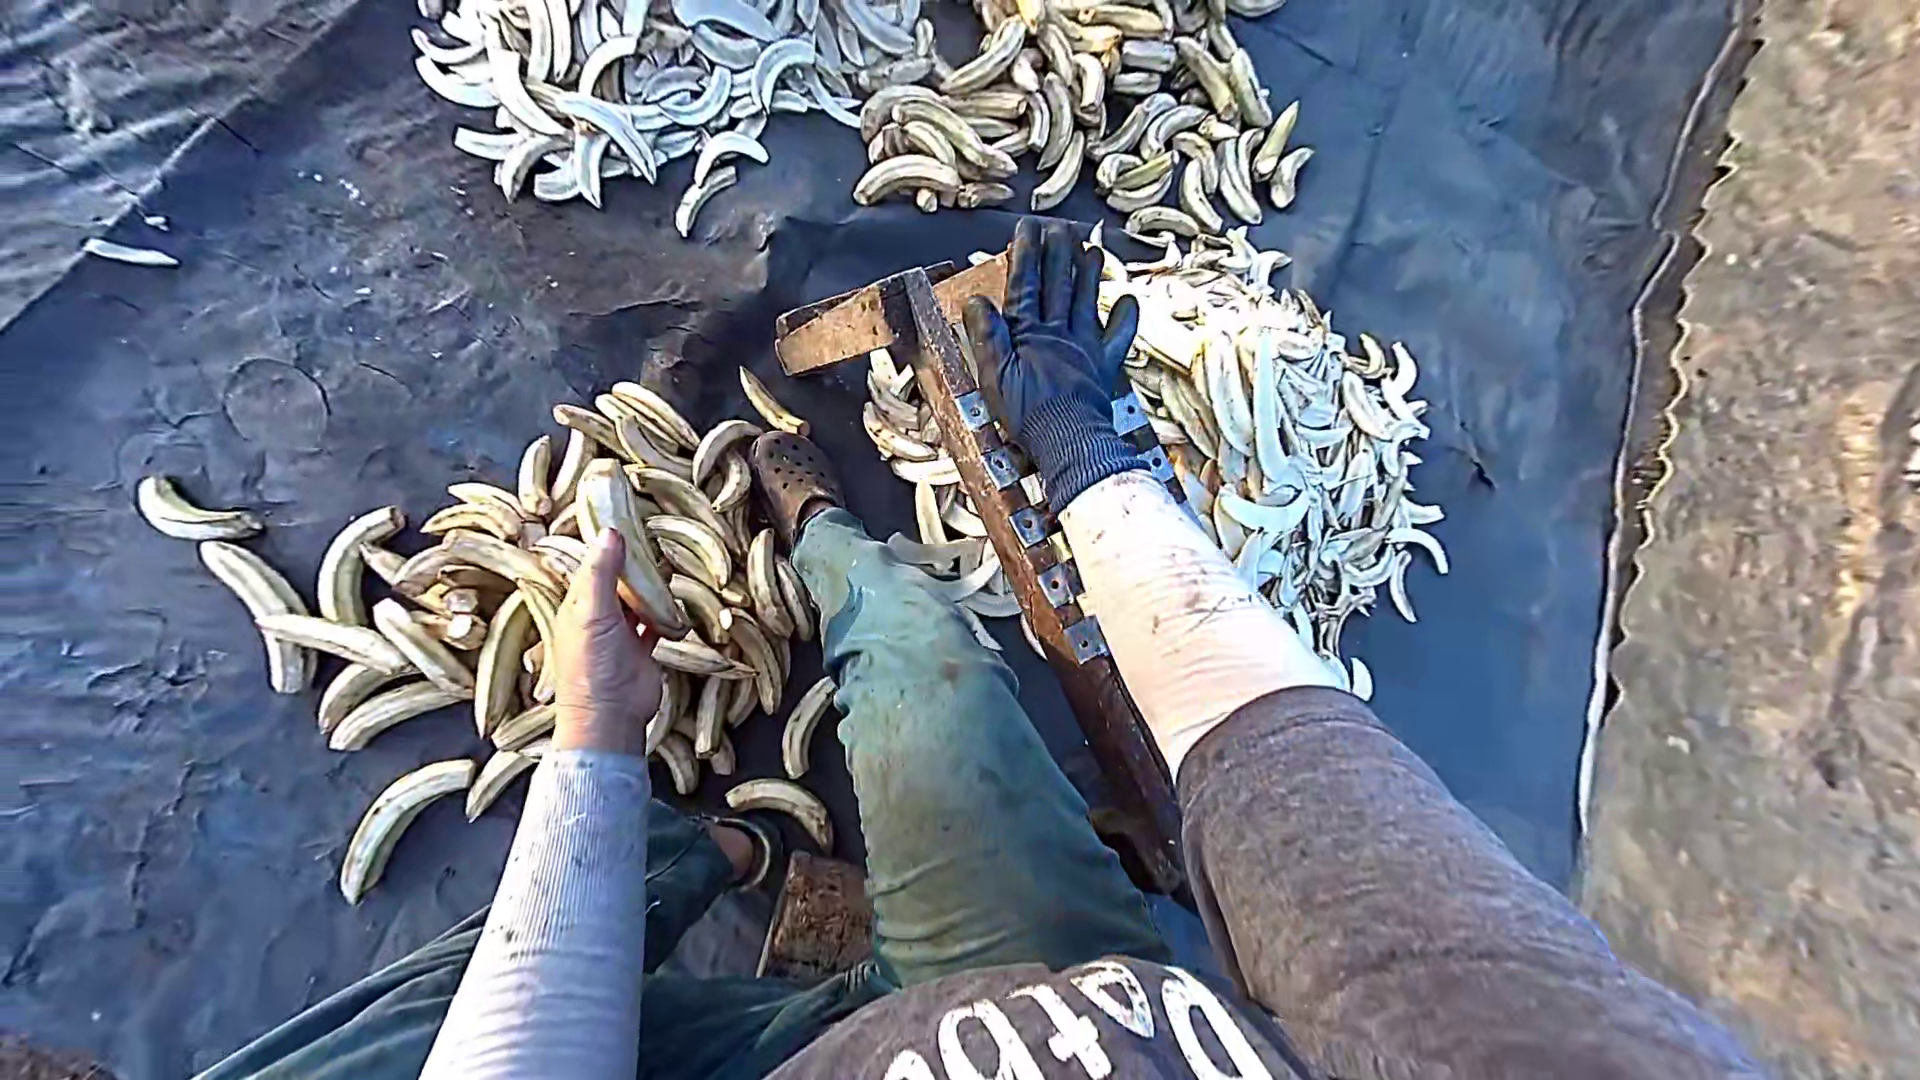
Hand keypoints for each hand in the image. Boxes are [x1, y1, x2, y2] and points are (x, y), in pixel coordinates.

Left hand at [550, 530, 662, 756]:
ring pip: (638, 600)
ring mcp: (620, 632)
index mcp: (577, 604)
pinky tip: (677, 604)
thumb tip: (611, 531)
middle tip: (656, 540)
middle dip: (634, 564)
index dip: (606, 545)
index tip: (627, 520)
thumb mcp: (592, 613)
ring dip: (651, 588)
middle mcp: (597, 615)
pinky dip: (666, 613)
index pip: (591, 565)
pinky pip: (656, 622)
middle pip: (617, 581)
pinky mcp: (642, 647)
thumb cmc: (593, 666)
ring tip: (670, 567)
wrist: (611, 715)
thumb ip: (602, 573)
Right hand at [963, 217, 1142, 509]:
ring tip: (1091, 249)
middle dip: (1058, 252)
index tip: (1027, 229)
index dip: (1026, 255)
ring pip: (1087, 300)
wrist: (1069, 440)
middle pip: (1058, 284)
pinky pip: (1119, 336)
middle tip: (1060, 228)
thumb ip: (987, 337)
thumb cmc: (1028, 415)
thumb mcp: (994, 378)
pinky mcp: (1104, 365)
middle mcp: (1060, 332)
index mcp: (1029, 334)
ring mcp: (1085, 346)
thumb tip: (976, 301)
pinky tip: (1128, 299)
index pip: (1025, 286)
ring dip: (1089, 273)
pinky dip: (1125, 317)